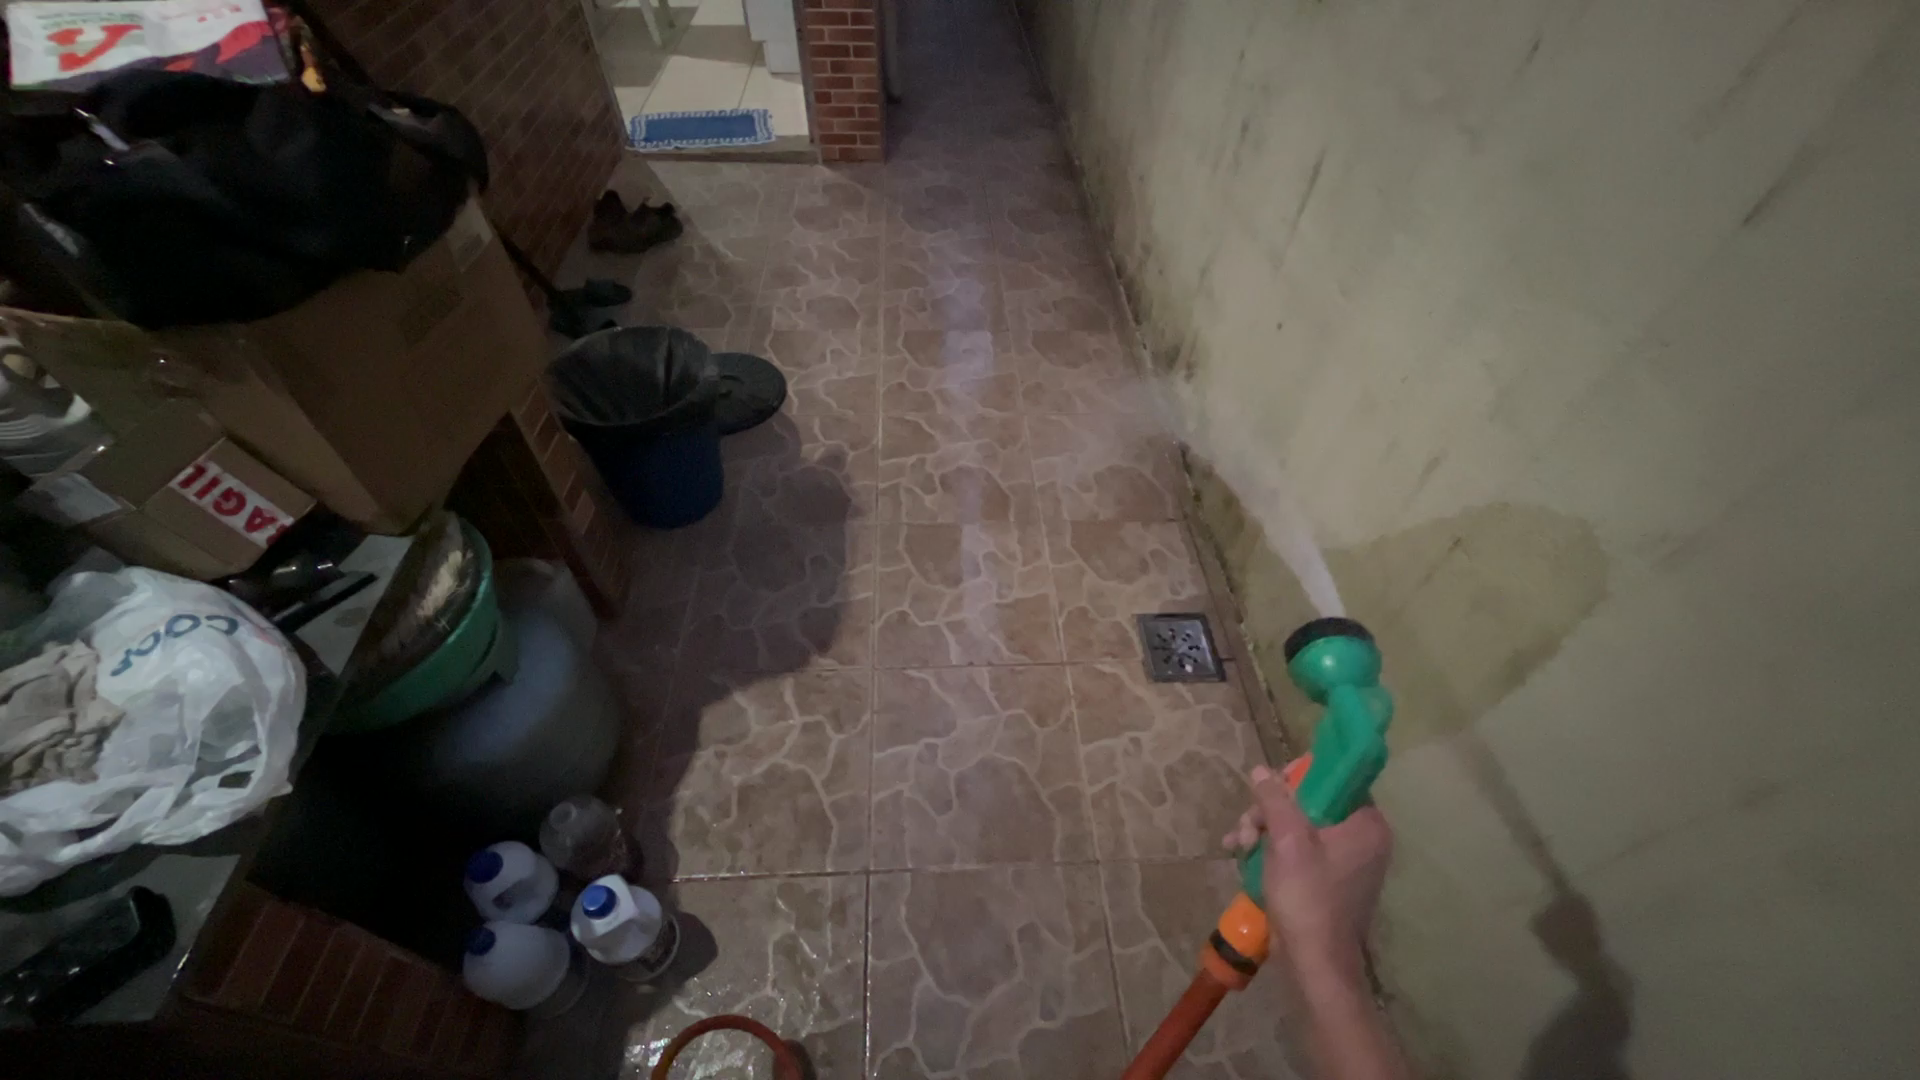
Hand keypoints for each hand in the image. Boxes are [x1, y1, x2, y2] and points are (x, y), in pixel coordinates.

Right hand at [1222, 764, 1392, 979]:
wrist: (1315, 964)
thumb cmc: (1307, 896)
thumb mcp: (1286, 839)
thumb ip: (1274, 798)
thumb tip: (1261, 770)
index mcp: (1366, 824)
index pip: (1336, 778)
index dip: (1300, 776)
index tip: (1271, 787)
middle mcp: (1361, 839)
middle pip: (1310, 802)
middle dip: (1271, 810)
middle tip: (1249, 825)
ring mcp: (1345, 861)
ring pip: (1297, 825)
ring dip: (1263, 829)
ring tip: (1239, 845)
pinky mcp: (1327, 880)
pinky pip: (1297, 849)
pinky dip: (1270, 849)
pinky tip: (1241, 854)